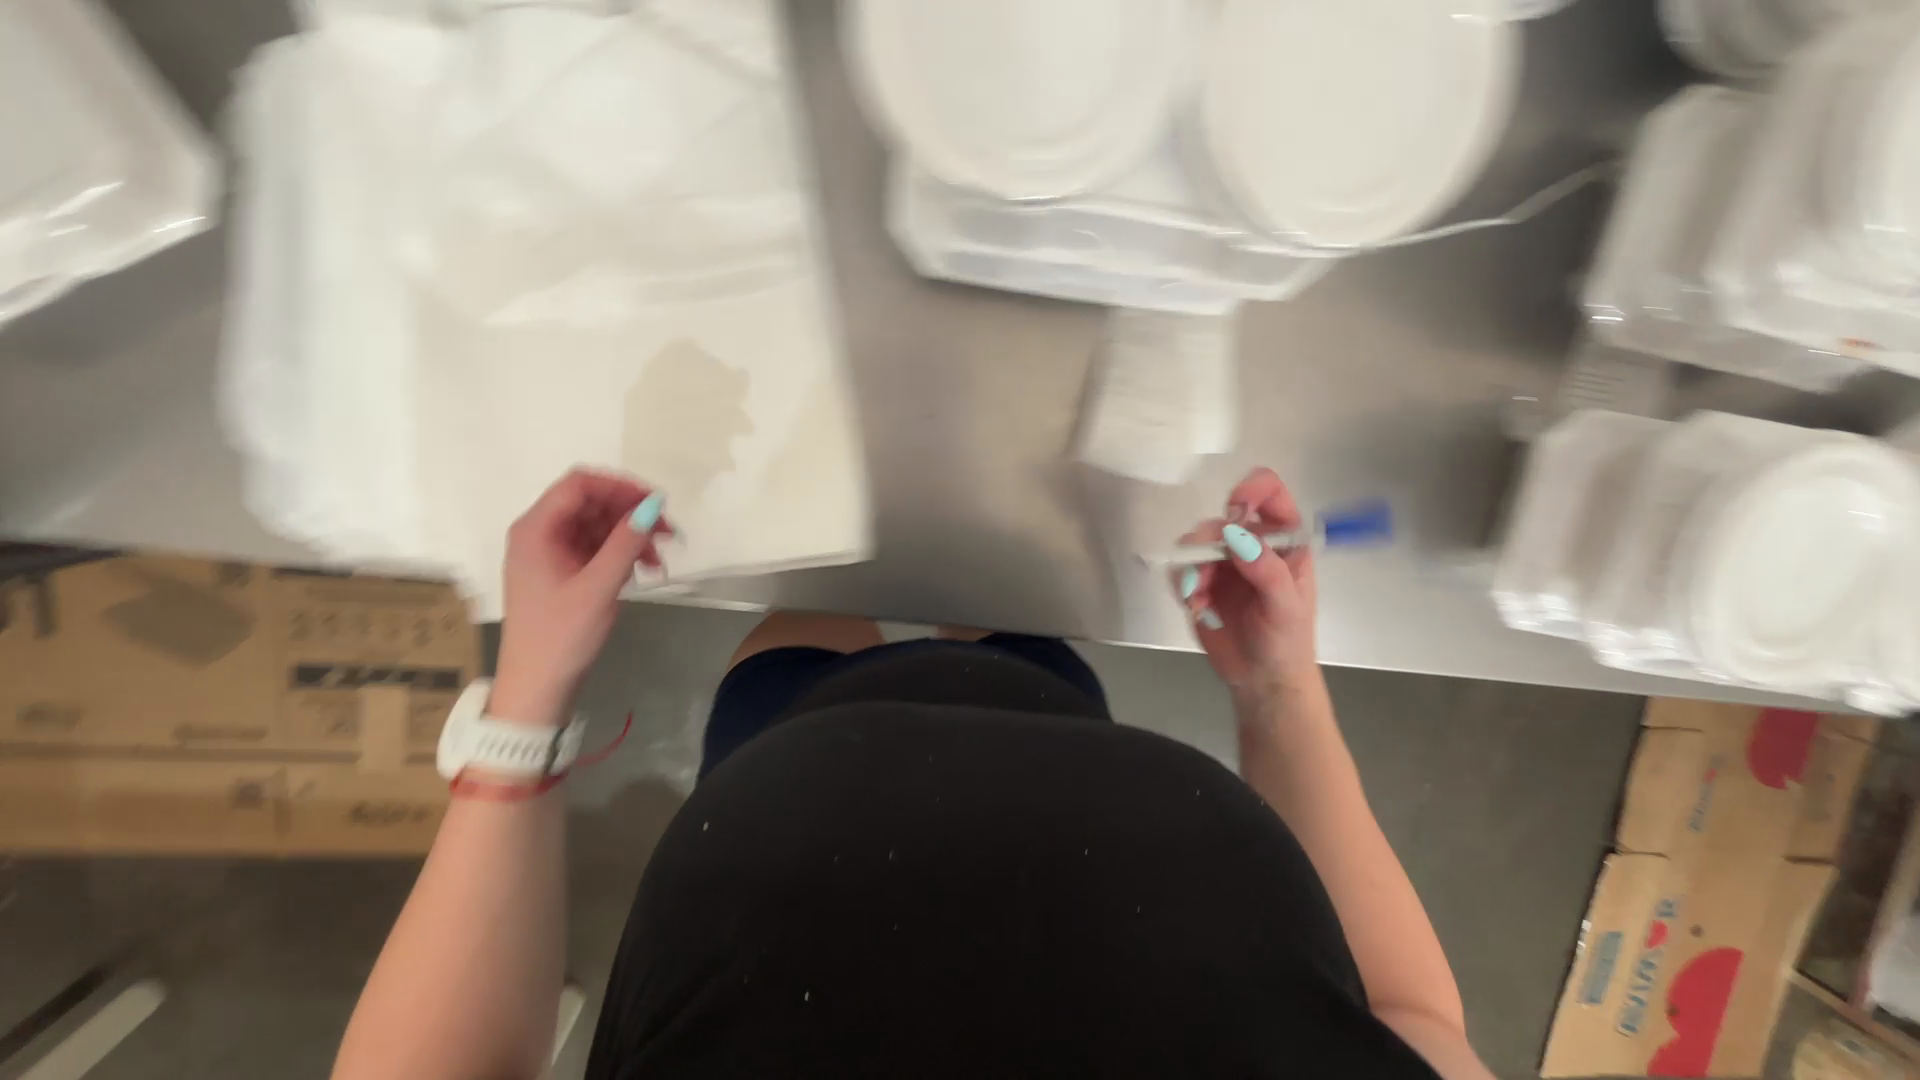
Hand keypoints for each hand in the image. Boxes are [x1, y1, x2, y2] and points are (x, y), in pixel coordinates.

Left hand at [493, 469, 673, 725]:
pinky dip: (622, 553)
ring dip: (632, 535)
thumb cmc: (561, 636)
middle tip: (669, 534)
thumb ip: (626, 542)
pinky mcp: (562, 572)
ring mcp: (550, 553)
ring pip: (598, 526)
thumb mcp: (599, 587)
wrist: (537, 688)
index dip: (620, 486)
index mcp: (536, 530)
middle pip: (591, 503)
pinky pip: (595, 548)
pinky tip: (645, 571)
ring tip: (660, 560)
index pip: (580, 484)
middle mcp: (539, 534)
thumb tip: (652, 505)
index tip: (657, 503)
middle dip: (631, 513)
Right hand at [1170, 467, 1319, 697]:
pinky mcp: (1200, 582)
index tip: (1234, 512)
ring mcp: (1223, 562)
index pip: (1269, 493)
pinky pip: (1180, 569)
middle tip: (1205, 573)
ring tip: (1201, 599)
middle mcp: (1251, 544)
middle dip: (1209, 544)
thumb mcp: (1287, 607)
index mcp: (1284, 541)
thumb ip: (1267, 571)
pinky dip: (1184, 587)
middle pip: (1221, 519)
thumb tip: (1236, 537)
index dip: (1251, 491)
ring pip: (1194, 543)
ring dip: (1193, 569)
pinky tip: (1198, 608)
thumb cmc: (1287, 642)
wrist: (1261, 680)